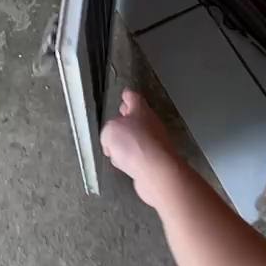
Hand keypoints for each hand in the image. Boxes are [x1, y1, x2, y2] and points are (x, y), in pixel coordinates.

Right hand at [100, 89, 188, 207]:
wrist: (156, 172)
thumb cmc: (134, 144)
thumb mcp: (110, 130)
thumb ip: (109, 129)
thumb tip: (112, 139)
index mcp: (141, 111)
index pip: (133, 98)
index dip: (127, 95)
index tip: (125, 93)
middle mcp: (151, 124)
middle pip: (138, 117)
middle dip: (127, 118)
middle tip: (119, 118)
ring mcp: (155, 143)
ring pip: (138, 137)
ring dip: (128, 141)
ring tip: (117, 146)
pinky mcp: (155, 161)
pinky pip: (139, 155)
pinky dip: (131, 158)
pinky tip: (124, 164)